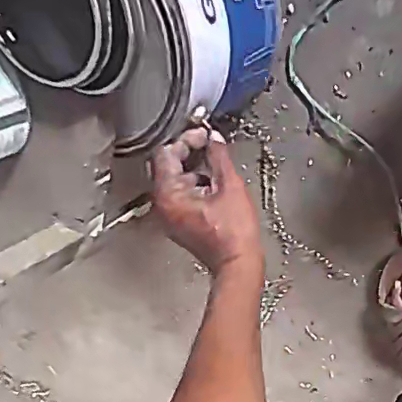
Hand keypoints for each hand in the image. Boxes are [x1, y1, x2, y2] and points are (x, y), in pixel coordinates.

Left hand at [149, 125, 262, 273]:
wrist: (238, 264)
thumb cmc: (234, 235)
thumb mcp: (230, 187)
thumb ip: (219, 157)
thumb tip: (214, 138)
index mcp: (169, 194)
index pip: (167, 154)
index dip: (187, 140)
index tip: (205, 137)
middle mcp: (163, 206)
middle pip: (167, 167)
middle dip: (187, 153)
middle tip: (208, 147)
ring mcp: (170, 217)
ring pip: (174, 181)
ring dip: (192, 170)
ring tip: (215, 169)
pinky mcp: (179, 224)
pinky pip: (180, 197)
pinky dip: (193, 187)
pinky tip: (213, 187)